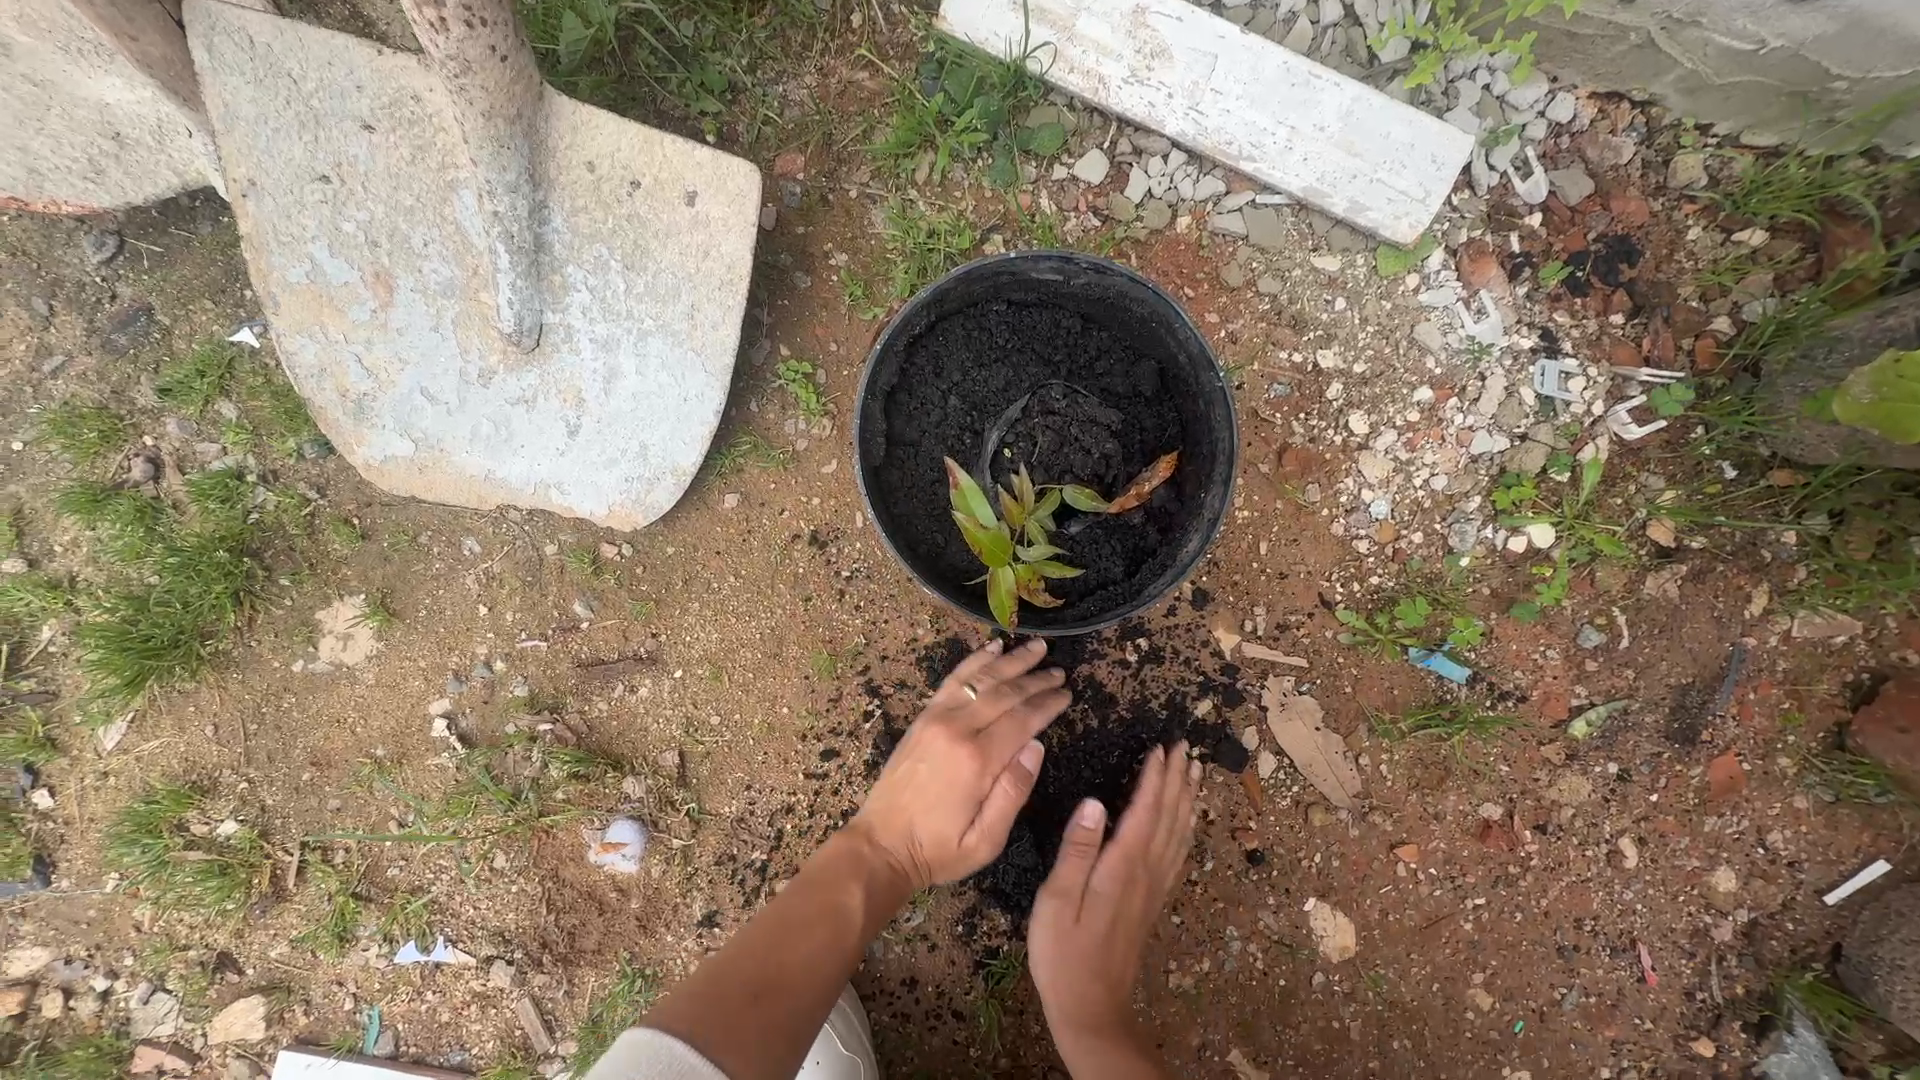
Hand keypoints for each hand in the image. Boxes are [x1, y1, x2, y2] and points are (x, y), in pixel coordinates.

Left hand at [848, 639, 1070, 891]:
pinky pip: (953, 679)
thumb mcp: (986, 840)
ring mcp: (937, 719)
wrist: (881, 845)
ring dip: (1011, 660)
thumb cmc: (938, 850)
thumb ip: (1014, 792)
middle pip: (1005, 693)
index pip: (1023, 720)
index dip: (1048, 704)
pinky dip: (975, 661)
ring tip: (1037, 646)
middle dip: (1036, 678)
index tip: (1068, 694)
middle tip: (1060, 670)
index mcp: (978, 760)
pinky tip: (992, 647)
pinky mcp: (923, 717)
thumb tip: (1038, 746)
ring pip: (980, 679)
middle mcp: (958, 729)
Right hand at [1028, 742, 1197, 1051]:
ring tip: (1195, 773)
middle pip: (1169, 817)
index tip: (1161, 747)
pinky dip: (1185, 830)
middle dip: (1178, 780)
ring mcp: (1153, 889)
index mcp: (1122, 866)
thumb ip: (1077, 849)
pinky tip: (1186, 823)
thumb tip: (1095, 801)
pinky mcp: (1151, 902)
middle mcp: (1146, 873)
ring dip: (1187, 800)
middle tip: (1186, 747)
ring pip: (1179, 834)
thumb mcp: (1056, 899)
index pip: (1145, 811)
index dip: (1154, 778)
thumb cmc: (1063, 953)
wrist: (1091, 1008)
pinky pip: (1177, 855)